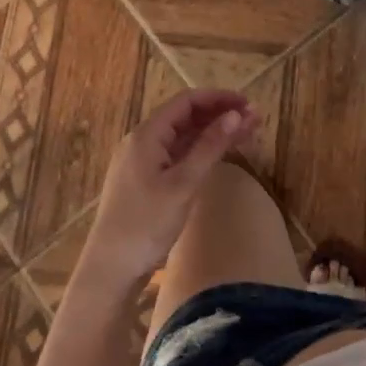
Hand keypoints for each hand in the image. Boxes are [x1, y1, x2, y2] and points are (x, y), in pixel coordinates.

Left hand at [83, 89, 259, 287]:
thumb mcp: (184, 184)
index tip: (248, 104)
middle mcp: (141, 142)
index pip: (186, 102)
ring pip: (181, 137)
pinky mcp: (144, 181)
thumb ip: (210, 147)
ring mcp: (141, 162)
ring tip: (245, 134)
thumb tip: (236, 115)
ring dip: (212, 132)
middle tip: (254, 120)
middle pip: (184, 117)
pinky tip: (217, 155)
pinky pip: (175, 155)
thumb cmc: (146, 223)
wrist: (111, 267)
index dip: (218, 98)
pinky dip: (199, 151)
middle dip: (219, 114)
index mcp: (146, 136)